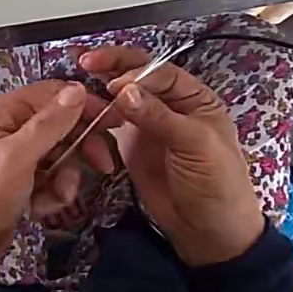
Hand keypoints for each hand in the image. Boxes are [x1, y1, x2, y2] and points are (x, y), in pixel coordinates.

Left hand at [0, 81, 116, 291]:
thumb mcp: (16, 158)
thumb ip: (49, 124)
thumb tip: (77, 89)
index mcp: (1, 112)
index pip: (52, 94)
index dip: (85, 105)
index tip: (117, 123)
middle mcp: (6, 129)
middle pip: (59, 125)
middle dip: (78, 148)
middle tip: (102, 166)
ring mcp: (12, 157)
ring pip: (58, 156)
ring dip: (63, 178)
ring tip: (53, 198)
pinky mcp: (17, 183)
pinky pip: (48, 180)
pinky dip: (50, 195)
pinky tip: (39, 209)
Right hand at [78, 46, 264, 265]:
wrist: (207, 233)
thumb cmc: (217, 186)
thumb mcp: (197, 147)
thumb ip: (160, 117)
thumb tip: (123, 92)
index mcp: (194, 99)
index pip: (160, 73)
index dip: (135, 74)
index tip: (113, 85)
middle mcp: (168, 105)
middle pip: (136, 75)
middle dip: (110, 64)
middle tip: (83, 59)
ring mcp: (146, 123)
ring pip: (118, 95)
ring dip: (97, 85)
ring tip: (75, 79)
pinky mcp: (128, 142)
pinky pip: (107, 120)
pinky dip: (93, 112)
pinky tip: (79, 107)